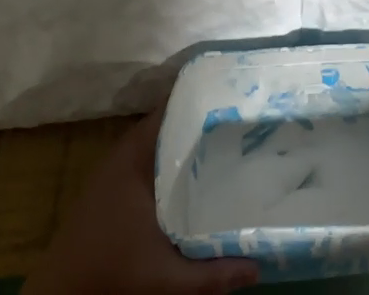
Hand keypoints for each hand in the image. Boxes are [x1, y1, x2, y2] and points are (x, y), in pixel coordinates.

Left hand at [23, 108, 258, 294]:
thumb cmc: (109, 275)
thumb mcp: (165, 280)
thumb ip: (211, 274)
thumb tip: (259, 269)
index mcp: (136, 160)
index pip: (172, 108)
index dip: (205, 96)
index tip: (240, 92)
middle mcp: (125, 155)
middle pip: (172, 120)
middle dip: (207, 115)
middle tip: (248, 114)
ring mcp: (116, 169)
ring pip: (162, 137)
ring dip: (191, 134)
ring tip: (234, 132)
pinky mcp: (114, 184)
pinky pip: (152, 154)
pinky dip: (176, 153)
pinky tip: (202, 166)